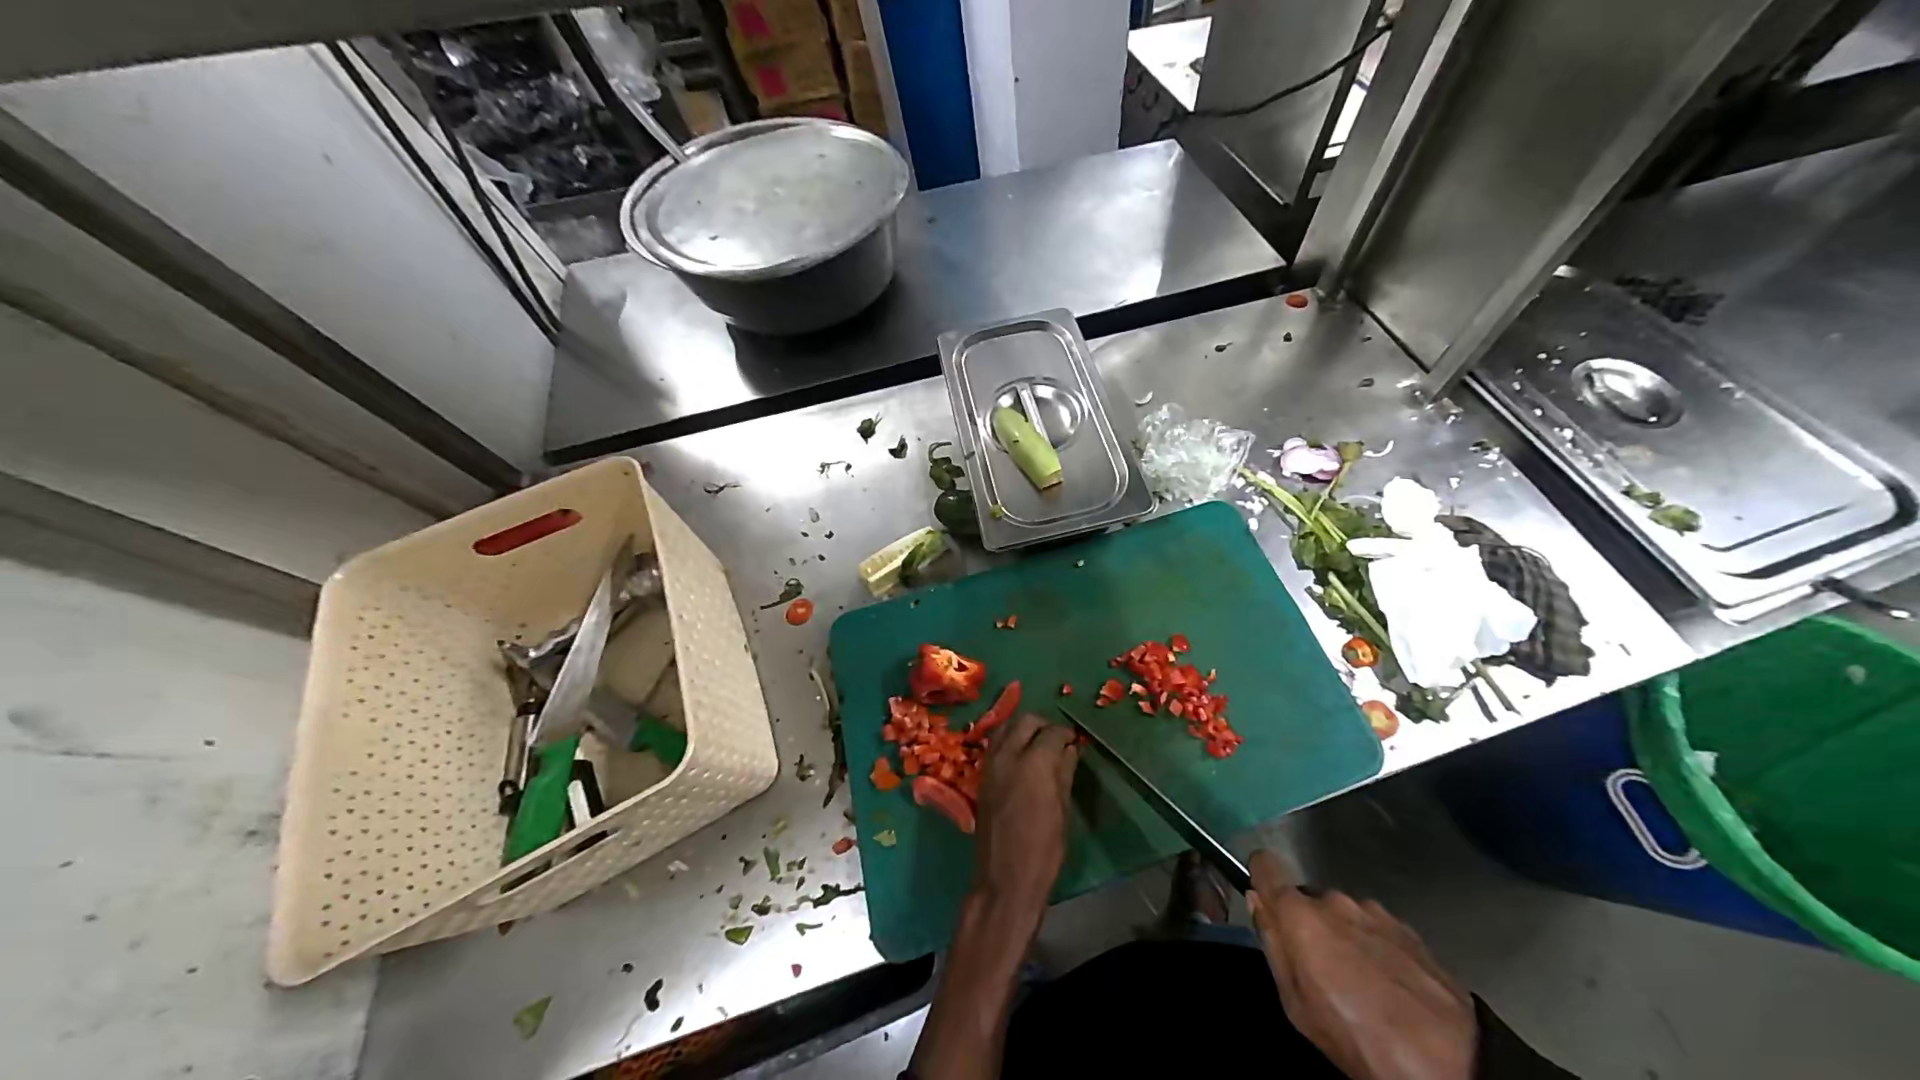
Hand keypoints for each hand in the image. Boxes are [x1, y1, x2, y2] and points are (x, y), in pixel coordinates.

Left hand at [909, 714, 1077, 1079]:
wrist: (1006, 879)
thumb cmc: (1044, 849)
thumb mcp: (1063, 809)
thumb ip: (1065, 772)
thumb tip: (1071, 749)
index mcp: (1033, 762)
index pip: (1052, 732)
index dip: (1067, 734)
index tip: (1075, 742)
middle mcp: (1007, 755)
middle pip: (1025, 721)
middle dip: (1044, 725)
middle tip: (1059, 740)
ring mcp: (990, 764)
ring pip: (1006, 728)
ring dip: (1024, 730)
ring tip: (1041, 747)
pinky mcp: (982, 776)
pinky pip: (996, 745)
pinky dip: (1010, 742)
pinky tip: (1024, 759)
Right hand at [1248, 851, 1475, 1079]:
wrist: (1453, 1065)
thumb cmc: (1359, 1038)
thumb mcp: (1296, 1004)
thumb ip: (1271, 944)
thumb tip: (1259, 903)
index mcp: (1301, 914)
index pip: (1265, 865)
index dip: (1260, 878)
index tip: (1264, 901)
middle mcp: (1336, 901)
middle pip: (1307, 900)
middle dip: (1308, 925)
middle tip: (1320, 971)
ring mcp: (1377, 913)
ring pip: (1344, 915)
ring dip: (1344, 937)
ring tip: (1362, 985)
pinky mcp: (1411, 930)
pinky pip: (1376, 929)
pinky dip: (1376, 948)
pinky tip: (1391, 988)